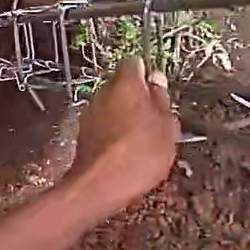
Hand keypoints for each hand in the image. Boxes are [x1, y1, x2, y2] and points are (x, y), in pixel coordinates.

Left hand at [64, 56, 179, 213]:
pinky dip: (113, 132)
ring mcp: (89, 113)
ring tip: (143, 139)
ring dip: (125, 116)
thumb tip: (157, 81)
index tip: (159, 91)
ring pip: (111, 106)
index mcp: (125, 84)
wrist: (100, 186)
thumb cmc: (140, 154)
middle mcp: (102, 93)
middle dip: (137, 98)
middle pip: (122, 86)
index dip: (148, 74)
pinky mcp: (83, 134)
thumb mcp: (167, 127)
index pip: (134, 63)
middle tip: (156, 119)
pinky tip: (126, 151)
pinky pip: (103, 125)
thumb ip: (161, 100)